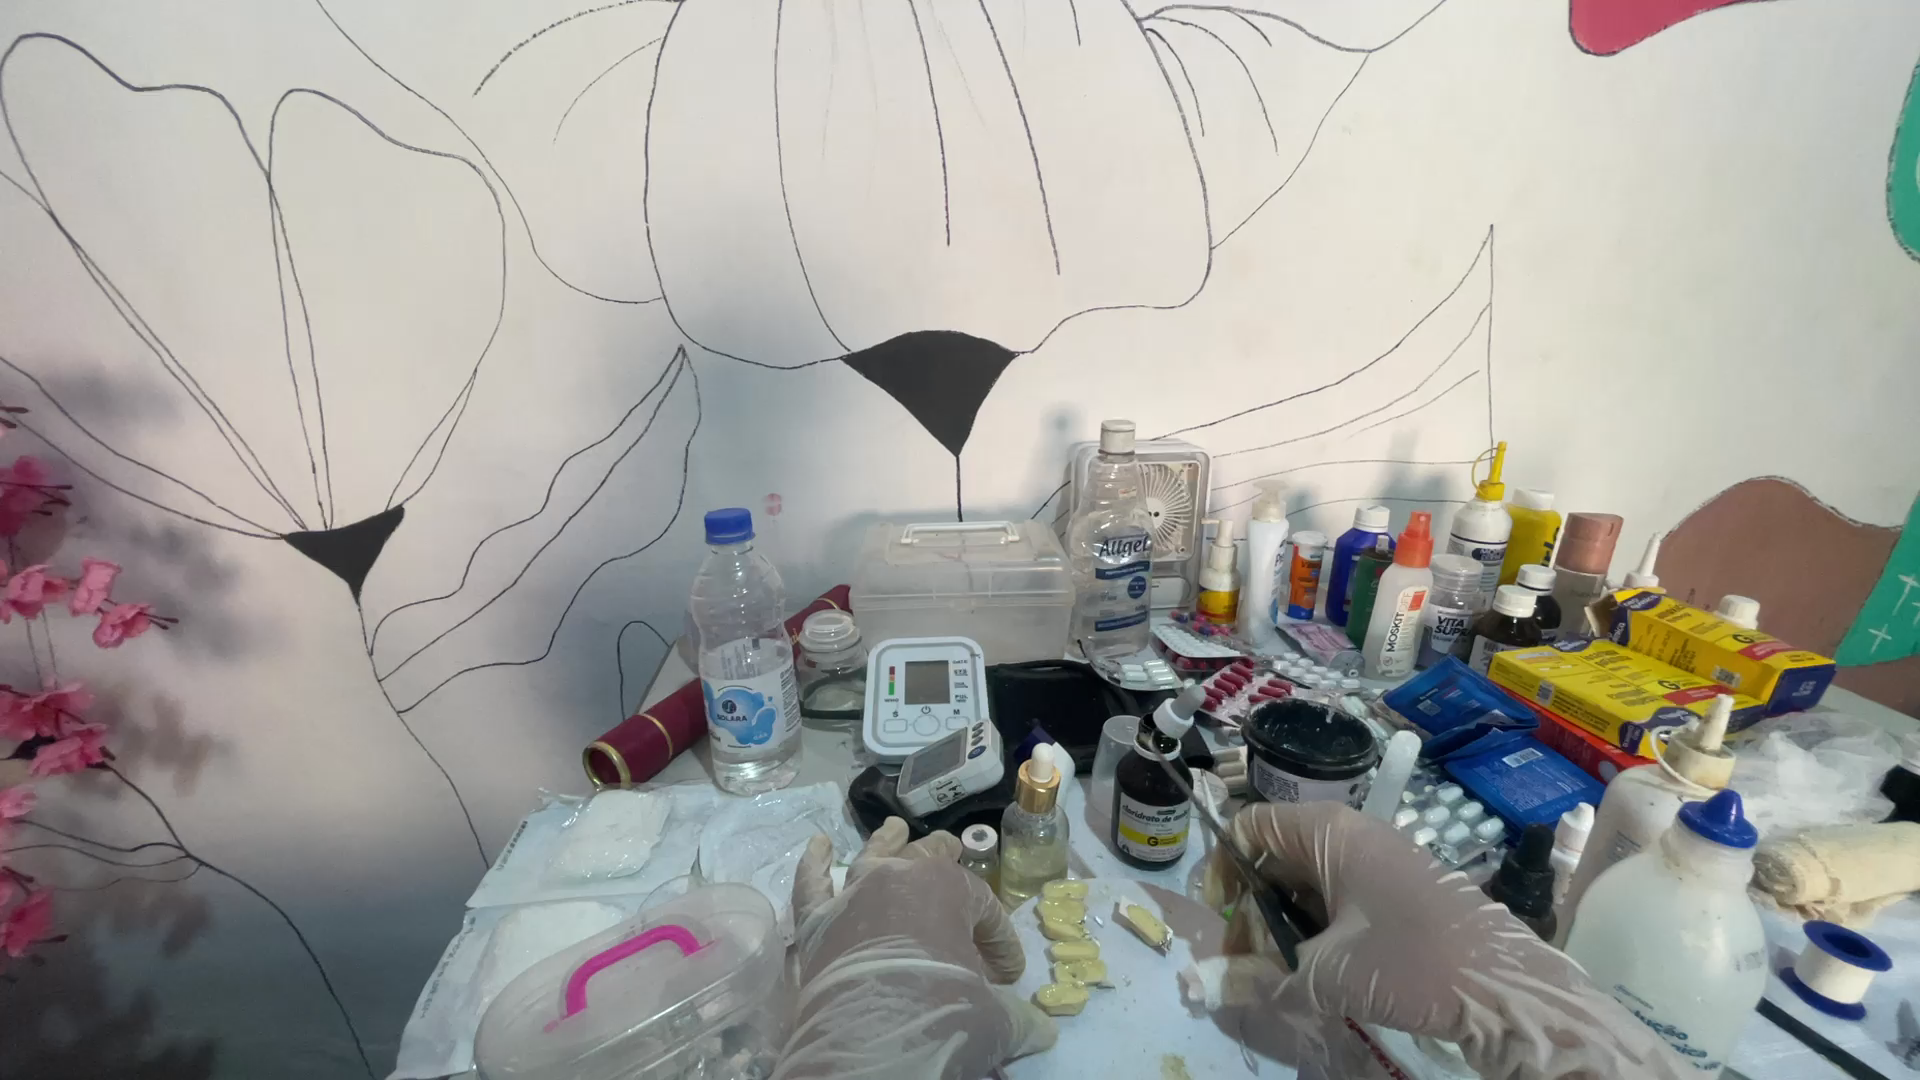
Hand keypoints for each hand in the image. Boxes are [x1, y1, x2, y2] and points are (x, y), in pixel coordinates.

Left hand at [773, 817, 1055, 1079]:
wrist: (869, 1043)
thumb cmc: (940, 1014)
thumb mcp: (992, 1019)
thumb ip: (1015, 1016)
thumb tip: (1039, 1030)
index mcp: (946, 888)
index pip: (981, 906)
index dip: (999, 938)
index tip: (1009, 972)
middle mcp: (898, 878)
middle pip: (926, 858)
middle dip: (944, 854)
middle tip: (954, 848)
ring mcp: (854, 895)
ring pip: (872, 856)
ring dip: (886, 841)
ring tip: (894, 828)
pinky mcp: (817, 923)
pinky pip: (811, 885)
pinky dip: (812, 864)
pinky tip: (817, 845)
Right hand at [1205, 801, 1688, 1079]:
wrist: (1521, 994)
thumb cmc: (1414, 962)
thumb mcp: (1330, 975)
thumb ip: (1258, 979)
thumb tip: (1197, 988)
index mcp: (1326, 829)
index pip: (1249, 826)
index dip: (1224, 867)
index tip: (1223, 918)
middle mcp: (1349, 833)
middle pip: (1276, 857)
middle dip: (1255, 909)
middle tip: (1251, 962)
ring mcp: (1380, 861)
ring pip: (1308, 882)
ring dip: (1286, 926)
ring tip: (1287, 975)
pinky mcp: (1401, 891)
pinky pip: (1341, 898)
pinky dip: (1321, 931)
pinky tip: (1325, 973)